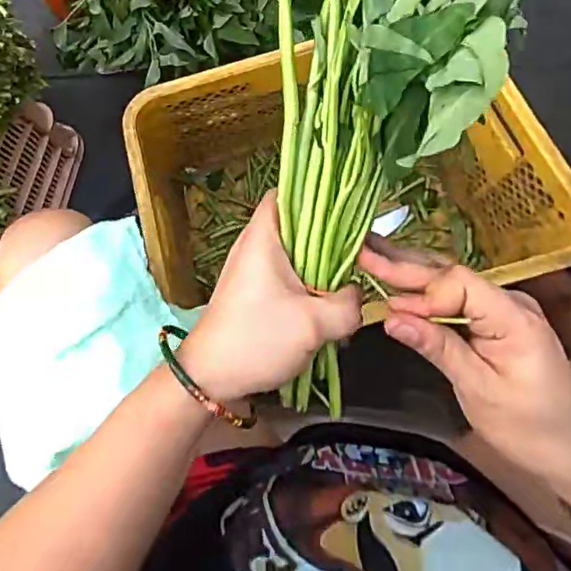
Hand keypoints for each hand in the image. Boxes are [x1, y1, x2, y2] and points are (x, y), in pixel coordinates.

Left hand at [178, 191, 361, 402]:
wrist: (211, 377)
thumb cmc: (256, 338)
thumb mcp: (314, 324)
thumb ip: (348, 305)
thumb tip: (359, 295)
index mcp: (263, 235)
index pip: (287, 192)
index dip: (317, 195)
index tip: (347, 212)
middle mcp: (256, 244)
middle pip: (298, 225)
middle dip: (329, 240)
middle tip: (358, 256)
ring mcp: (254, 268)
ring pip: (297, 255)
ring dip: (321, 270)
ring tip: (346, 289)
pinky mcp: (256, 291)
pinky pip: (289, 277)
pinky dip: (308, 287)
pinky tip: (328, 310)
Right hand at [359, 238, 570, 518]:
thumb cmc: (529, 429)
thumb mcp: (479, 391)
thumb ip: (437, 347)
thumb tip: (392, 318)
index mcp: (515, 318)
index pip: (459, 284)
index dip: (421, 292)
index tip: (390, 307)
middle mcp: (509, 301)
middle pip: (450, 274)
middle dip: (404, 266)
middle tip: (363, 252)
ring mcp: (503, 305)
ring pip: (450, 278)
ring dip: (410, 269)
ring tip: (372, 252)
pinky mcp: (494, 315)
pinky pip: (455, 293)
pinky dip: (424, 286)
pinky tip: (399, 274)